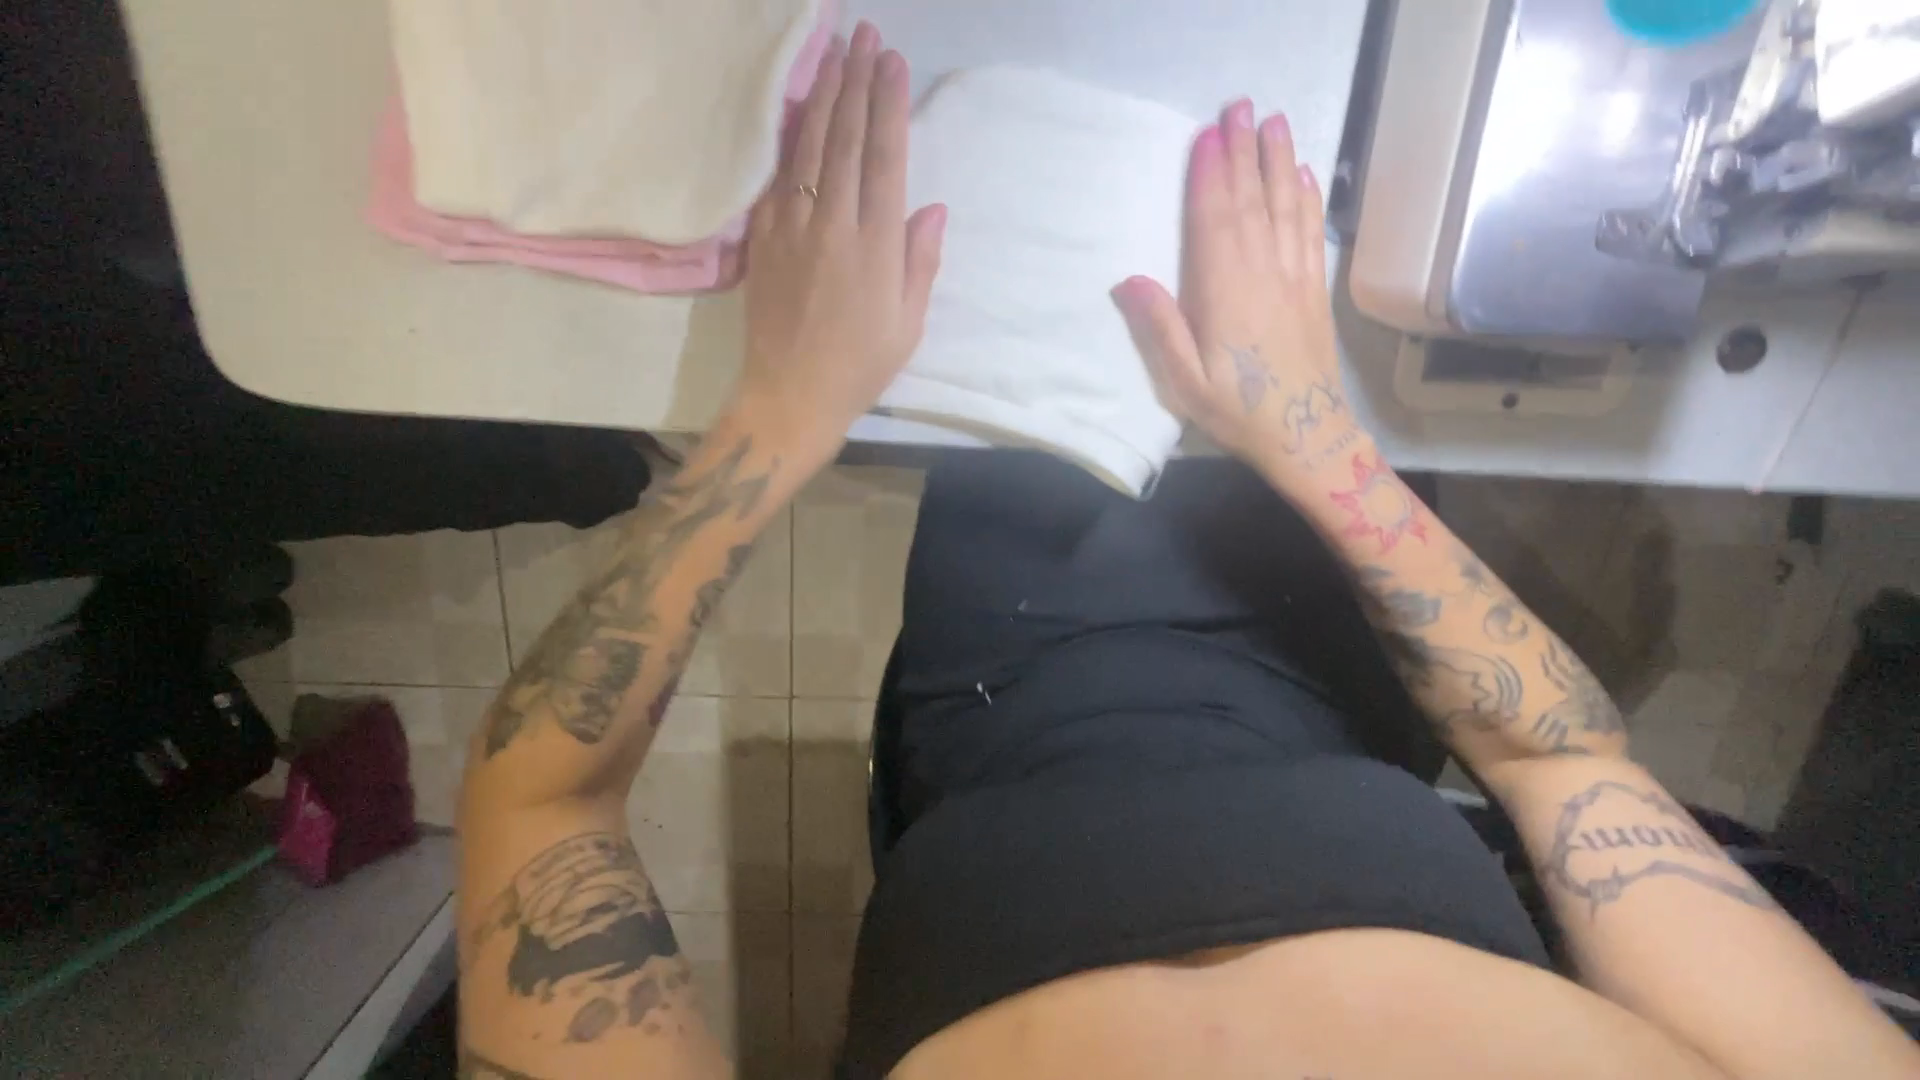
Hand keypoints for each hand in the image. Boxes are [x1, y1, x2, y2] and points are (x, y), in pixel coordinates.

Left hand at [728, 21, 946, 457]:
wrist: (791, 395)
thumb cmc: (860, 367)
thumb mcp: (908, 324)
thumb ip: (919, 261)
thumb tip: (930, 207)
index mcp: (875, 248)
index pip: (883, 159)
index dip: (888, 106)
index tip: (892, 62)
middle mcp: (832, 226)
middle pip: (844, 139)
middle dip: (856, 82)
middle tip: (865, 36)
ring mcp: (791, 228)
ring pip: (808, 148)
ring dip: (823, 96)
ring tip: (836, 54)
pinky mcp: (762, 239)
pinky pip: (779, 176)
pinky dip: (791, 137)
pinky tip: (801, 112)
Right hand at [1112, 99, 1364, 492]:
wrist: (1307, 435)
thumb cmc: (1237, 414)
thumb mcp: (1184, 384)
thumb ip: (1160, 330)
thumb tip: (1129, 280)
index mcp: (1225, 295)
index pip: (1215, 222)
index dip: (1210, 177)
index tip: (1207, 135)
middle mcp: (1263, 275)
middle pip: (1252, 203)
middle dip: (1244, 154)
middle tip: (1240, 108)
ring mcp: (1294, 280)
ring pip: (1286, 209)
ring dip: (1279, 163)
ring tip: (1275, 122)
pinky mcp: (1314, 292)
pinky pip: (1311, 234)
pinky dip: (1306, 200)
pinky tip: (1303, 177)